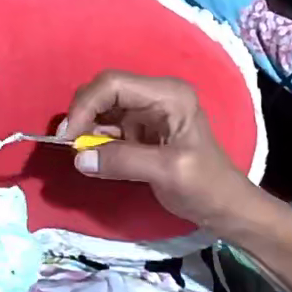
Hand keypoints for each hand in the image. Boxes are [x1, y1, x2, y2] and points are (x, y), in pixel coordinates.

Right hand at [61, 71, 270, 234]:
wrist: (223, 206)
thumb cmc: (205, 185)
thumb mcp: (167, 172)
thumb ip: (123, 161)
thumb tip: (79, 158)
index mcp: (169, 95)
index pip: (114, 84)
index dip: (86, 105)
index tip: (69, 137)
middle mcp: (156, 95)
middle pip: (105, 91)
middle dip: (82, 115)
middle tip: (68, 145)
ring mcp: (147, 111)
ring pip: (102, 108)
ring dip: (85, 128)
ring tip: (77, 152)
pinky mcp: (139, 130)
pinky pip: (107, 126)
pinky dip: (93, 139)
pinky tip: (89, 156)